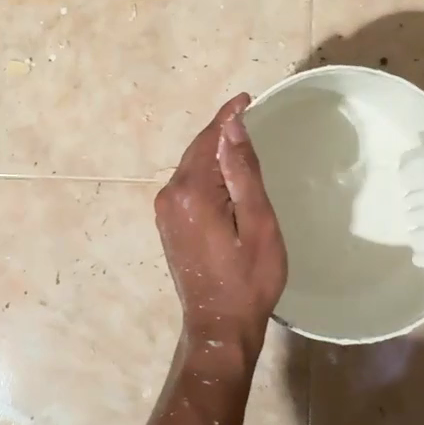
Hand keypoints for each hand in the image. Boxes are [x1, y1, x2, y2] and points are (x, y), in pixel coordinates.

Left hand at [154, 94, 288, 347]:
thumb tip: (232, 126)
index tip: (248, 97)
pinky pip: (188, 186)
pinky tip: (226, 176)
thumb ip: (243, 172)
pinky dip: (207, 173)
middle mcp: (170, 196)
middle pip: (197, 151)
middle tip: (250, 115)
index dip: (228, 116)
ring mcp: (165, 212)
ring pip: (191, 168)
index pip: (209, 139)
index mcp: (192, 192)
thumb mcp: (258, 223)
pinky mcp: (168, 225)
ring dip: (214, 153)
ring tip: (243, 141)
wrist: (219, 326)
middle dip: (221, 132)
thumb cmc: (248, 279)